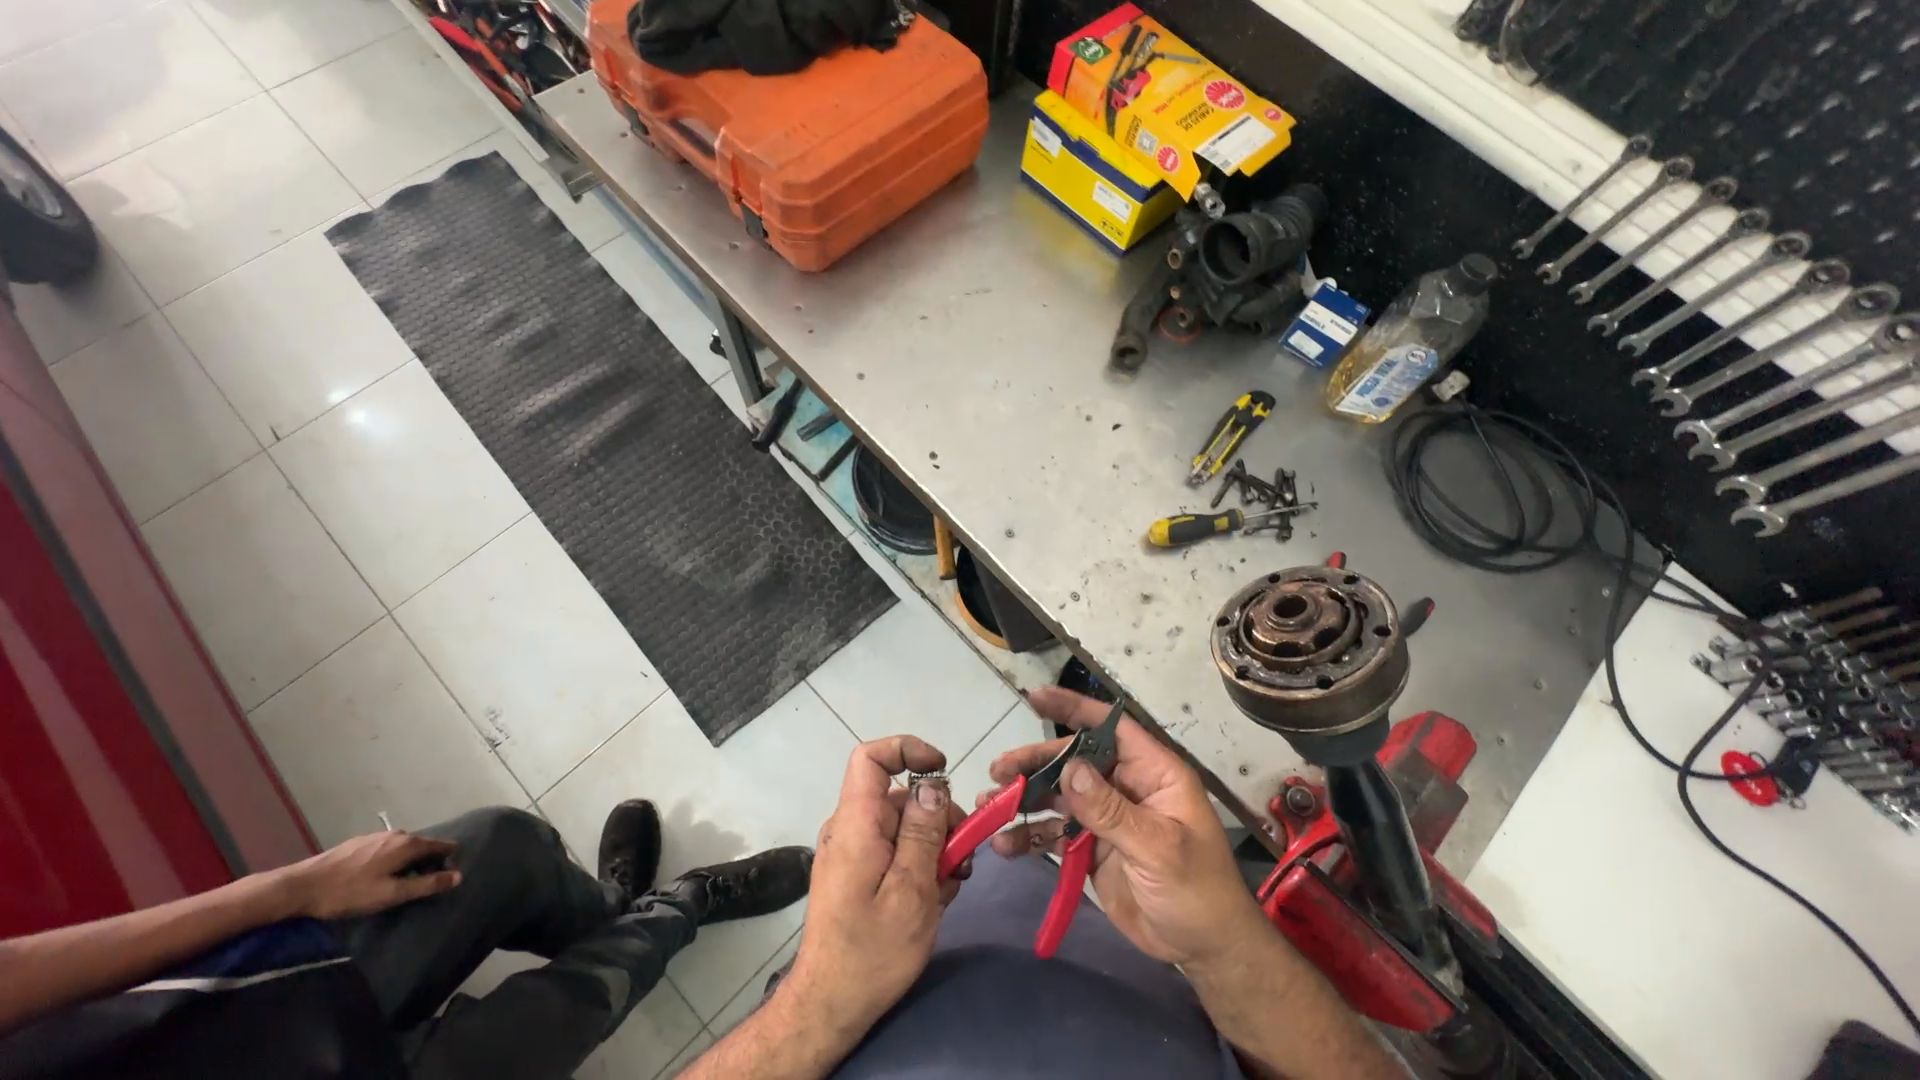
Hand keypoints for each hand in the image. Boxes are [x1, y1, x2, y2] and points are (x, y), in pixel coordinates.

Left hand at [269, 830, 462, 919]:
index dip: (447, 863)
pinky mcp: (359, 842)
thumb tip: (459, 876)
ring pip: (404, 848)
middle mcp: (398, 834)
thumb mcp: (391, 894)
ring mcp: (377, 836)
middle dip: (427, 864)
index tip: (438, 883)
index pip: (445, 846)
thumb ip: (426, 885)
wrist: (300, 886)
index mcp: (409, 844)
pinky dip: (390, 861)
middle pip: (425, 846)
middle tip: (413, 889)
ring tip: (392, 886)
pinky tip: (373, 878)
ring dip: (407, 863)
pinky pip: (387, 849)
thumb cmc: (349, 893)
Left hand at [787, 737, 966, 1033]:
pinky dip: (920, 867)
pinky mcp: (858, 874)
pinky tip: (934, 899)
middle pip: (901, 796)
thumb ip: (924, 834)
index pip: (871, 757)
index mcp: (856, 824)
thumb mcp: (911, 891)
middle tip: (964, 858)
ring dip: (935, 848)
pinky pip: (896, 852)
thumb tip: (932, 785)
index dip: (907, 750)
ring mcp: (853, 852)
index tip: (944, 771)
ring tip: (951, 887)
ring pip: (905, 827)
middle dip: (940, 818)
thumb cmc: (872, 952)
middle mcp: (850, 829)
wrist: (830, 1006)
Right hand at [985, 686, 1268, 968]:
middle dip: (1035, 764)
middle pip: (1073, 763)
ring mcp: (1106, 820)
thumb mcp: (1158, 847)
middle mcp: (1126, 789)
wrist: (1204, 948)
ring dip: (1024, 799)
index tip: (1035, 697)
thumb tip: (1069, 769)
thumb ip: (1111, 810)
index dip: (1074, 709)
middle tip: (998, 771)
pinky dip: (1029, 836)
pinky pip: (1054, 833)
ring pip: (1058, 796)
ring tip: (988, 806)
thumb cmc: (1197, 890)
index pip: (1111, 728)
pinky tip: (1004, 845)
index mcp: (1153, 774)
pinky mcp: (1091, 850)